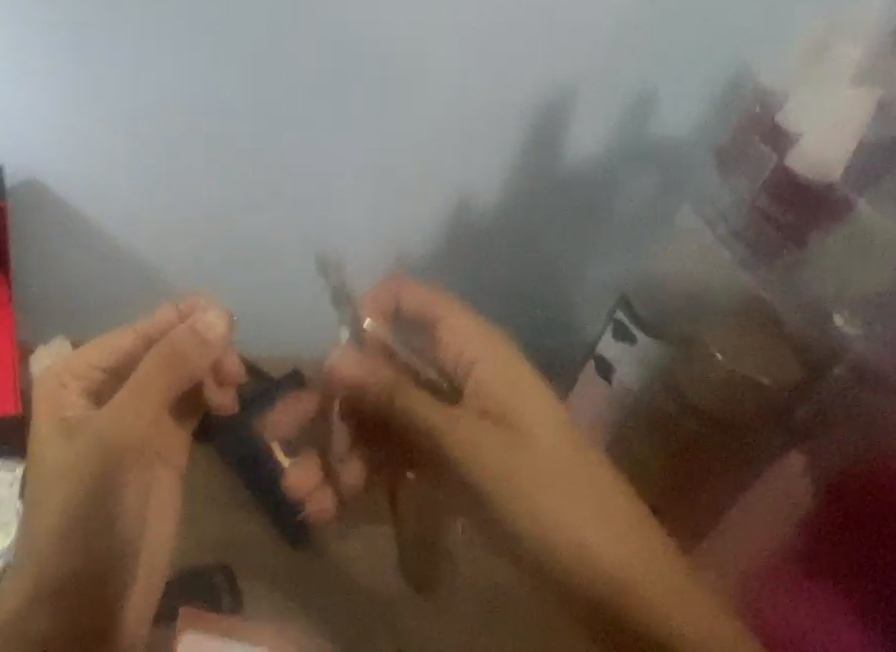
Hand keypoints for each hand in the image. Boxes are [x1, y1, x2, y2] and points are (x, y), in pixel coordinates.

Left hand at [0, 298, 245, 651]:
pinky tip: (232, 404)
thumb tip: (217, 311)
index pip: (138, 331)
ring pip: (181, 375)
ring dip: (210, 372)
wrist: (84, 602)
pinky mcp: (161, 449)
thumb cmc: (88, 509)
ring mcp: (134, 420)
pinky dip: (213, 398)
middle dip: (200, 350)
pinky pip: (191, 406)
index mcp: (77, 375)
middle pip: (162, 349)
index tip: (232, 320)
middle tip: (235, 373)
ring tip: (234, 392)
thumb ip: (167, 369)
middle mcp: (104, 389)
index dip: (183, 321)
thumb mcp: (122, 432)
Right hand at [321, 275, 761, 651]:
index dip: (364, 312)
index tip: (322, 354)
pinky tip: (327, 509)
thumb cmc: (548, 499)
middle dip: (328, 404)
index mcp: (474, 353)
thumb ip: (397, 398)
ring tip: (299, 498)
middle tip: (276, 437)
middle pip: (379, 370)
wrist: (620, 592)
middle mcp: (457, 378)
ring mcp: (452, 425)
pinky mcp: (451, 467)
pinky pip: (394, 458)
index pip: (412, 302)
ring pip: (379, 420)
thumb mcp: (467, 446)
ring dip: (336, 453)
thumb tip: (331, 352)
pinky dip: (362, 480)